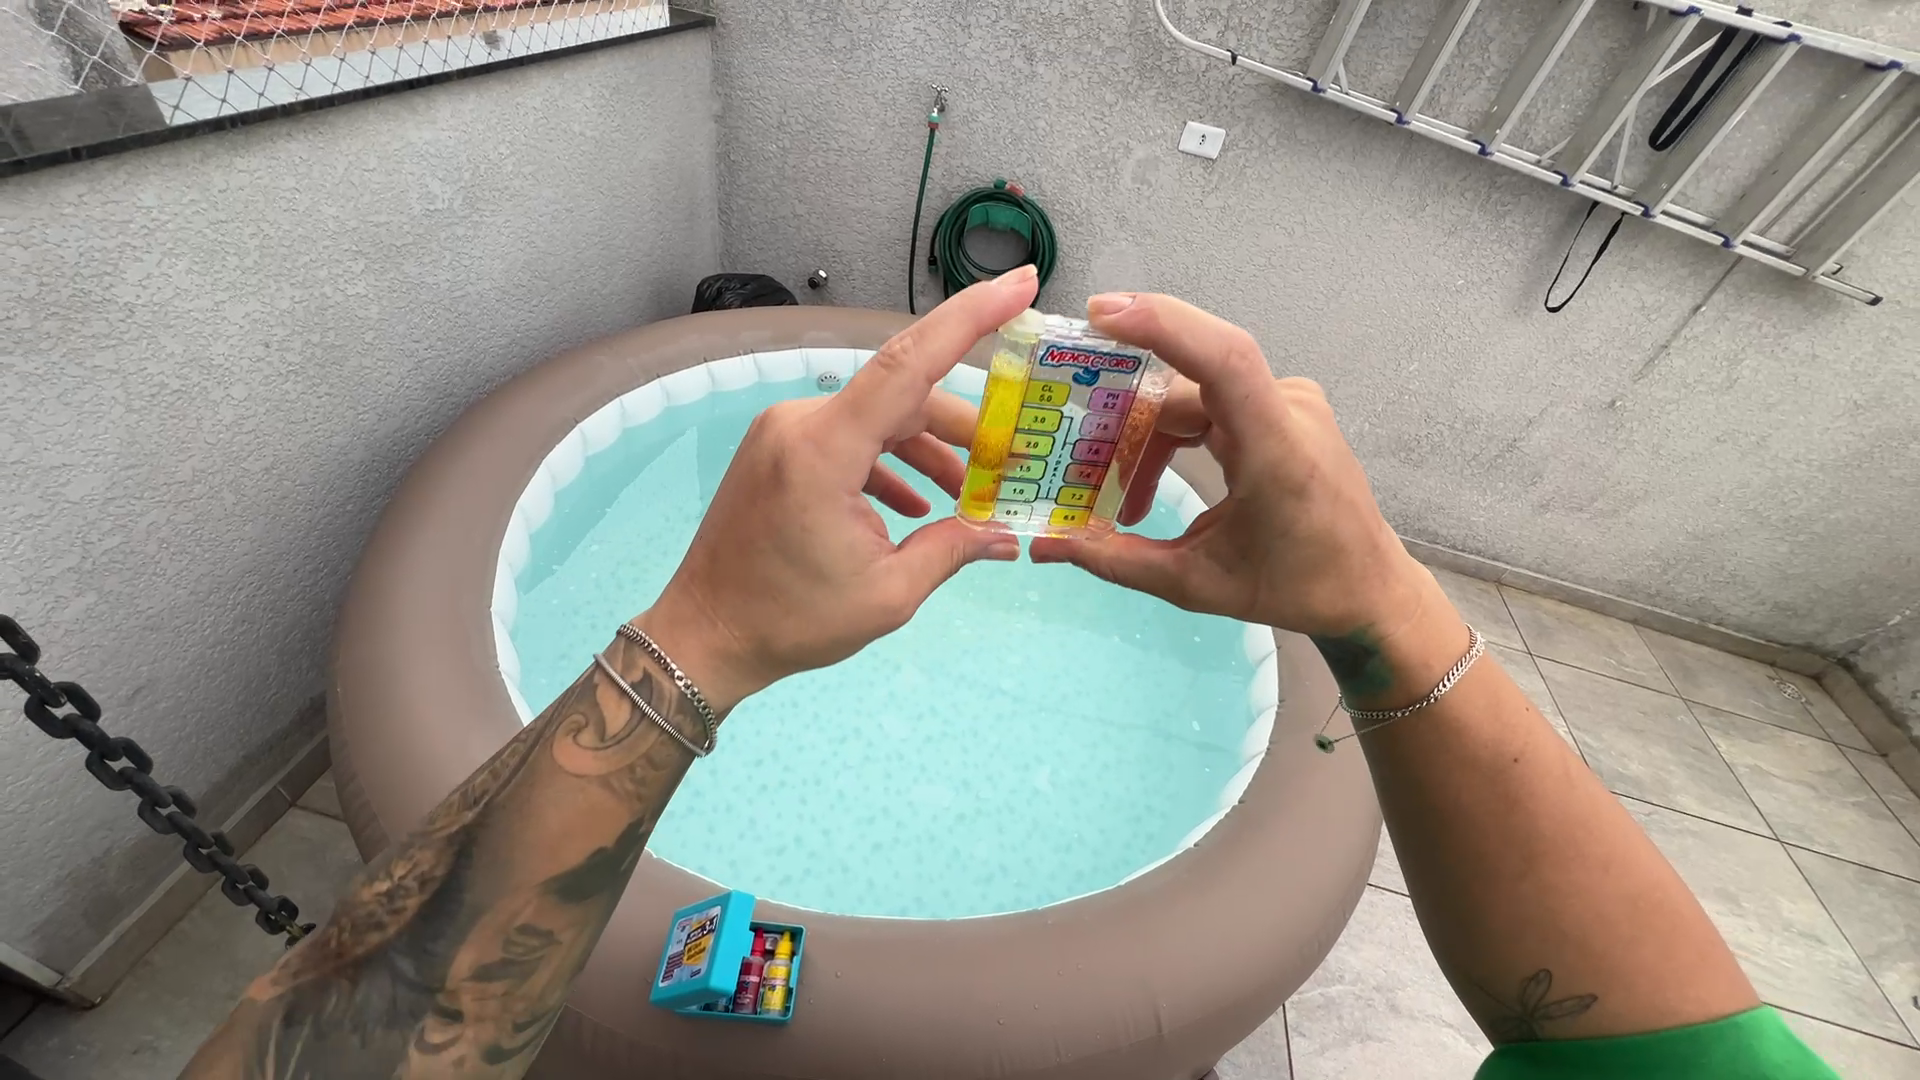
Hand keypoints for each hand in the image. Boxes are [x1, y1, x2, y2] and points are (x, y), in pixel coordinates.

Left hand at [631, 267, 1038, 710]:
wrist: (706, 635)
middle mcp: (800, 422)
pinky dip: (887, 461)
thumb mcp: (889, 594)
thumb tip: (1007, 537)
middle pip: (901, 396)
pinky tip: (913, 504)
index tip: (1020, 285)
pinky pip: (849, 438)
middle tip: (1006, 460)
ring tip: (965, 493)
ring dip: (925, 448)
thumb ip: (953, 550)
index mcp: (824, 449)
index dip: (970, 318)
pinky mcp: (779, 450)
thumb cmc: (792, 620)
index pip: (908, 363)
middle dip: (960, 425)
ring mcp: (785, 432)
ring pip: (877, 417)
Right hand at [1029, 293, 1437, 647]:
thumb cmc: (1293, 586)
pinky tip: (1149, 479)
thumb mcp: (1194, 583)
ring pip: (1192, 396)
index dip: (1160, 324)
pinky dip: (1171, 436)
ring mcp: (1288, 402)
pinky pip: (1210, 403)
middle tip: (1072, 450)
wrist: (1367, 589)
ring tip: (1119, 496)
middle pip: (1185, 385)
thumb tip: (1045, 546)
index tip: (1099, 315)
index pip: (1223, 357)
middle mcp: (1286, 407)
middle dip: (1125, 420)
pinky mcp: (1281, 409)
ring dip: (1146, 439)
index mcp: (1276, 447)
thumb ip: (1115, 561)